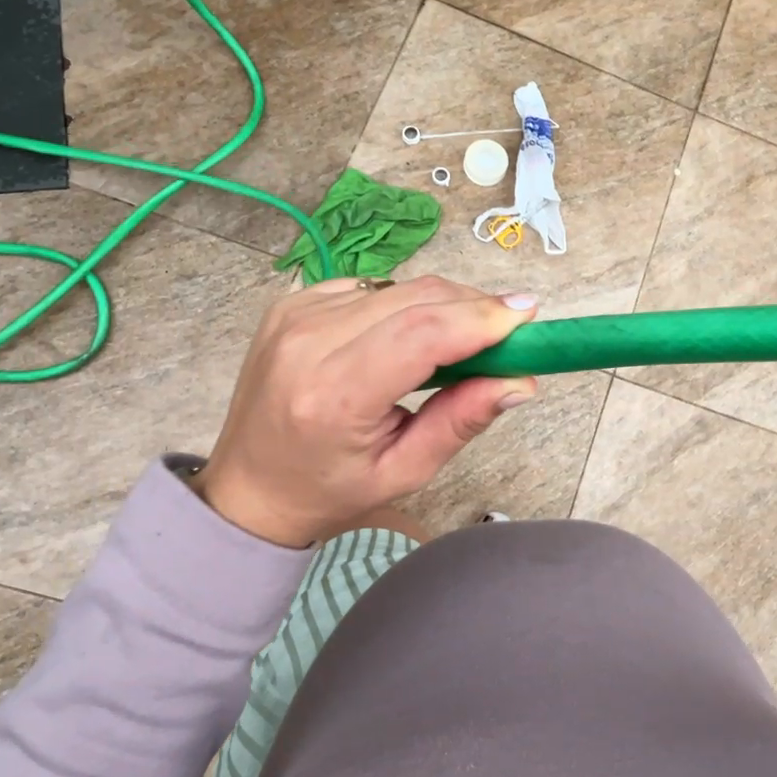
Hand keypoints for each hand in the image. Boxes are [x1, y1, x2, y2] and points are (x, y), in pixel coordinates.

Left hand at [191, 276, 537, 547]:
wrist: (248, 488)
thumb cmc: (330, 490)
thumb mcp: (405, 471)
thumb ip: (462, 420)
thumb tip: (522, 380)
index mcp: (334, 395)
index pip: (422, 333)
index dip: (481, 318)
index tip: (528, 314)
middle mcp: (309, 342)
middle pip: (416, 298)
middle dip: (474, 306)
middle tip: (511, 328)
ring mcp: (296, 315)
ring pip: (399, 286)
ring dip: (444, 304)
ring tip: (463, 339)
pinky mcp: (293, 303)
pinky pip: (373, 287)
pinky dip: (406, 304)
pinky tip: (407, 336)